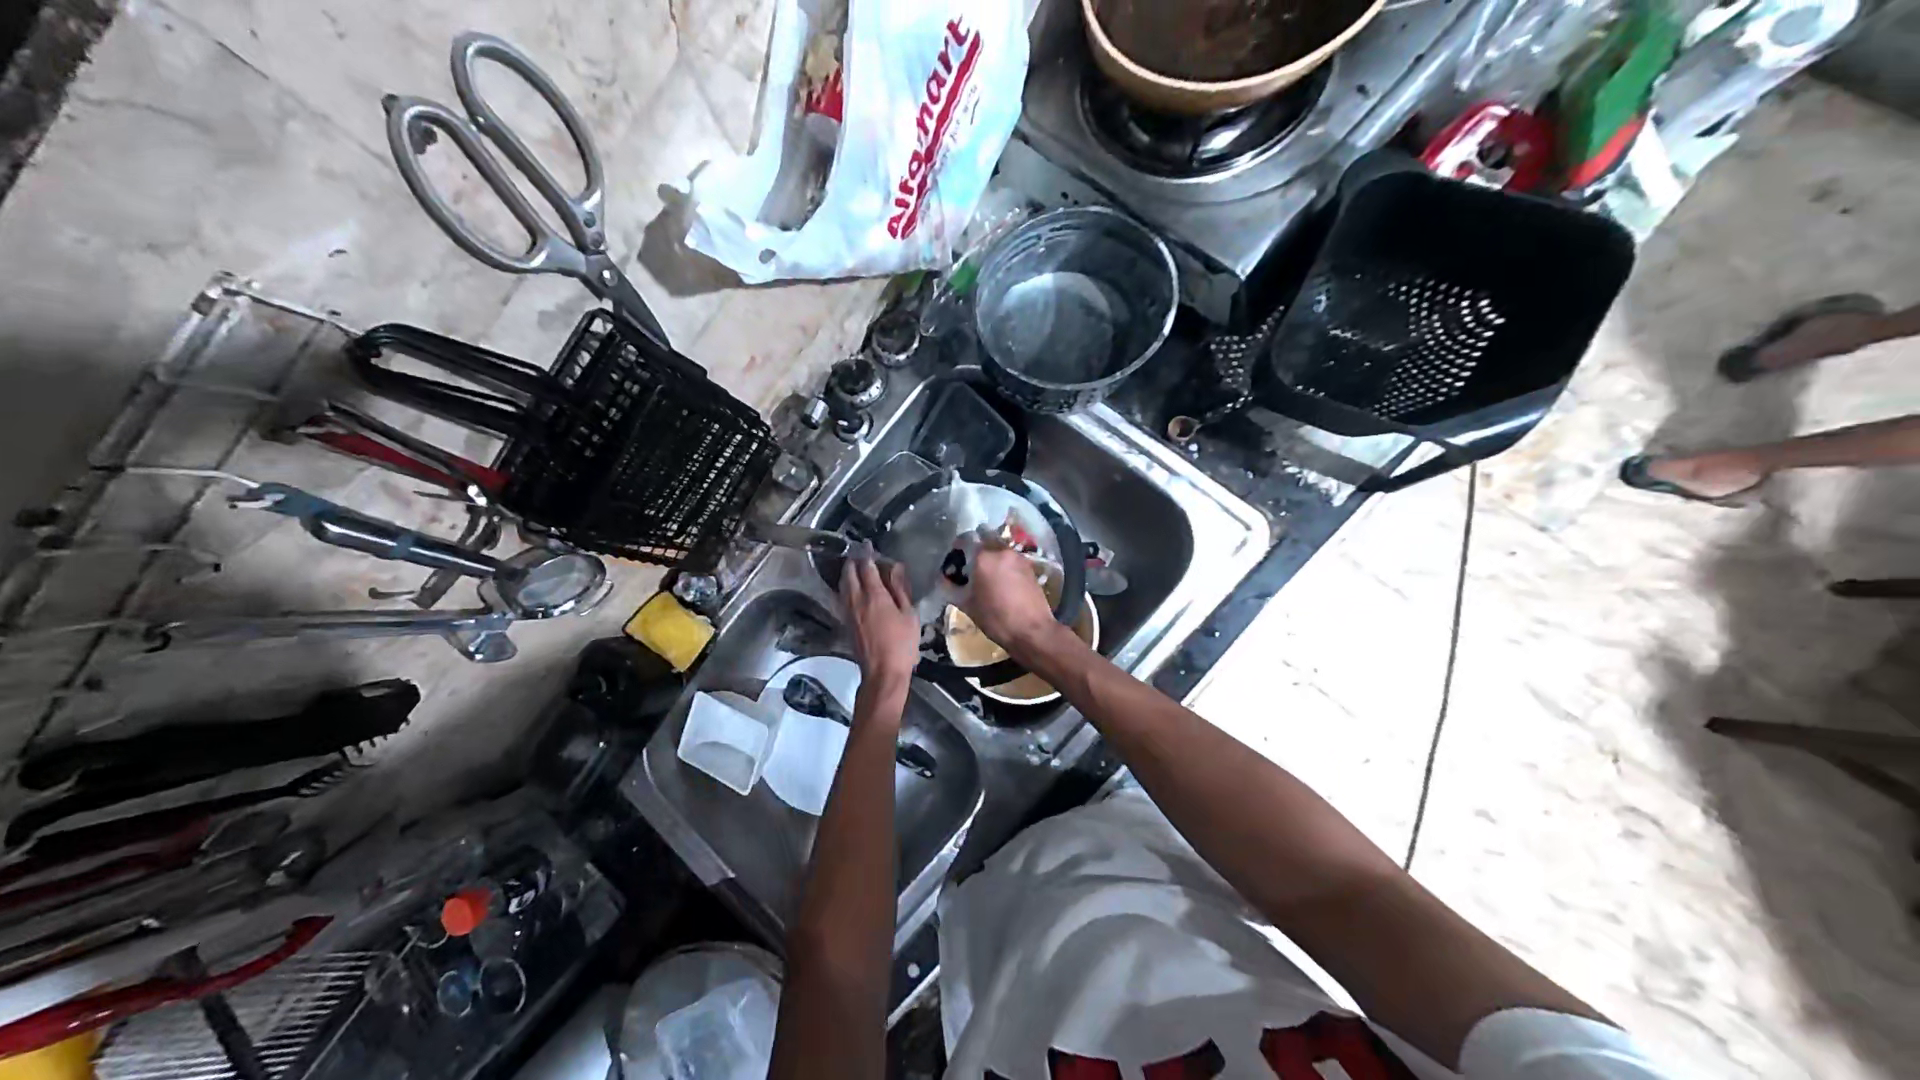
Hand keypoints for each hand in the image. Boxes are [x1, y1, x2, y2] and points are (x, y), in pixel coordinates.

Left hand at [841, 557, 919, 689]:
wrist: (882, 672)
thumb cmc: (902, 644)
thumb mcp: (909, 615)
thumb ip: (900, 589)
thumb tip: (896, 567)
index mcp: (874, 596)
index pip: (866, 567)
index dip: (866, 554)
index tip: (868, 545)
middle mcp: (857, 600)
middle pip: (849, 574)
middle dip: (853, 561)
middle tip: (860, 554)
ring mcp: (848, 612)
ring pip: (843, 585)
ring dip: (847, 573)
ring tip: (854, 567)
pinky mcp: (845, 622)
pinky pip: (842, 597)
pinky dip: (846, 587)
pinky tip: (852, 588)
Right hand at [959, 545, 1057, 653]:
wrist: (1032, 631)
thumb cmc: (996, 618)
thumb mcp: (967, 605)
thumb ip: (952, 589)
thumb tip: (942, 580)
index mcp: (983, 558)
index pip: (965, 540)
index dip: (958, 548)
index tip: (955, 559)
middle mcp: (1002, 551)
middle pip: (985, 540)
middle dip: (977, 550)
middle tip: (971, 566)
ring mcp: (1018, 557)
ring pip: (1000, 550)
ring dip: (992, 557)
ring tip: (987, 575)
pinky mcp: (1030, 567)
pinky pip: (1011, 559)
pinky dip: (1004, 565)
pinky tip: (1002, 581)